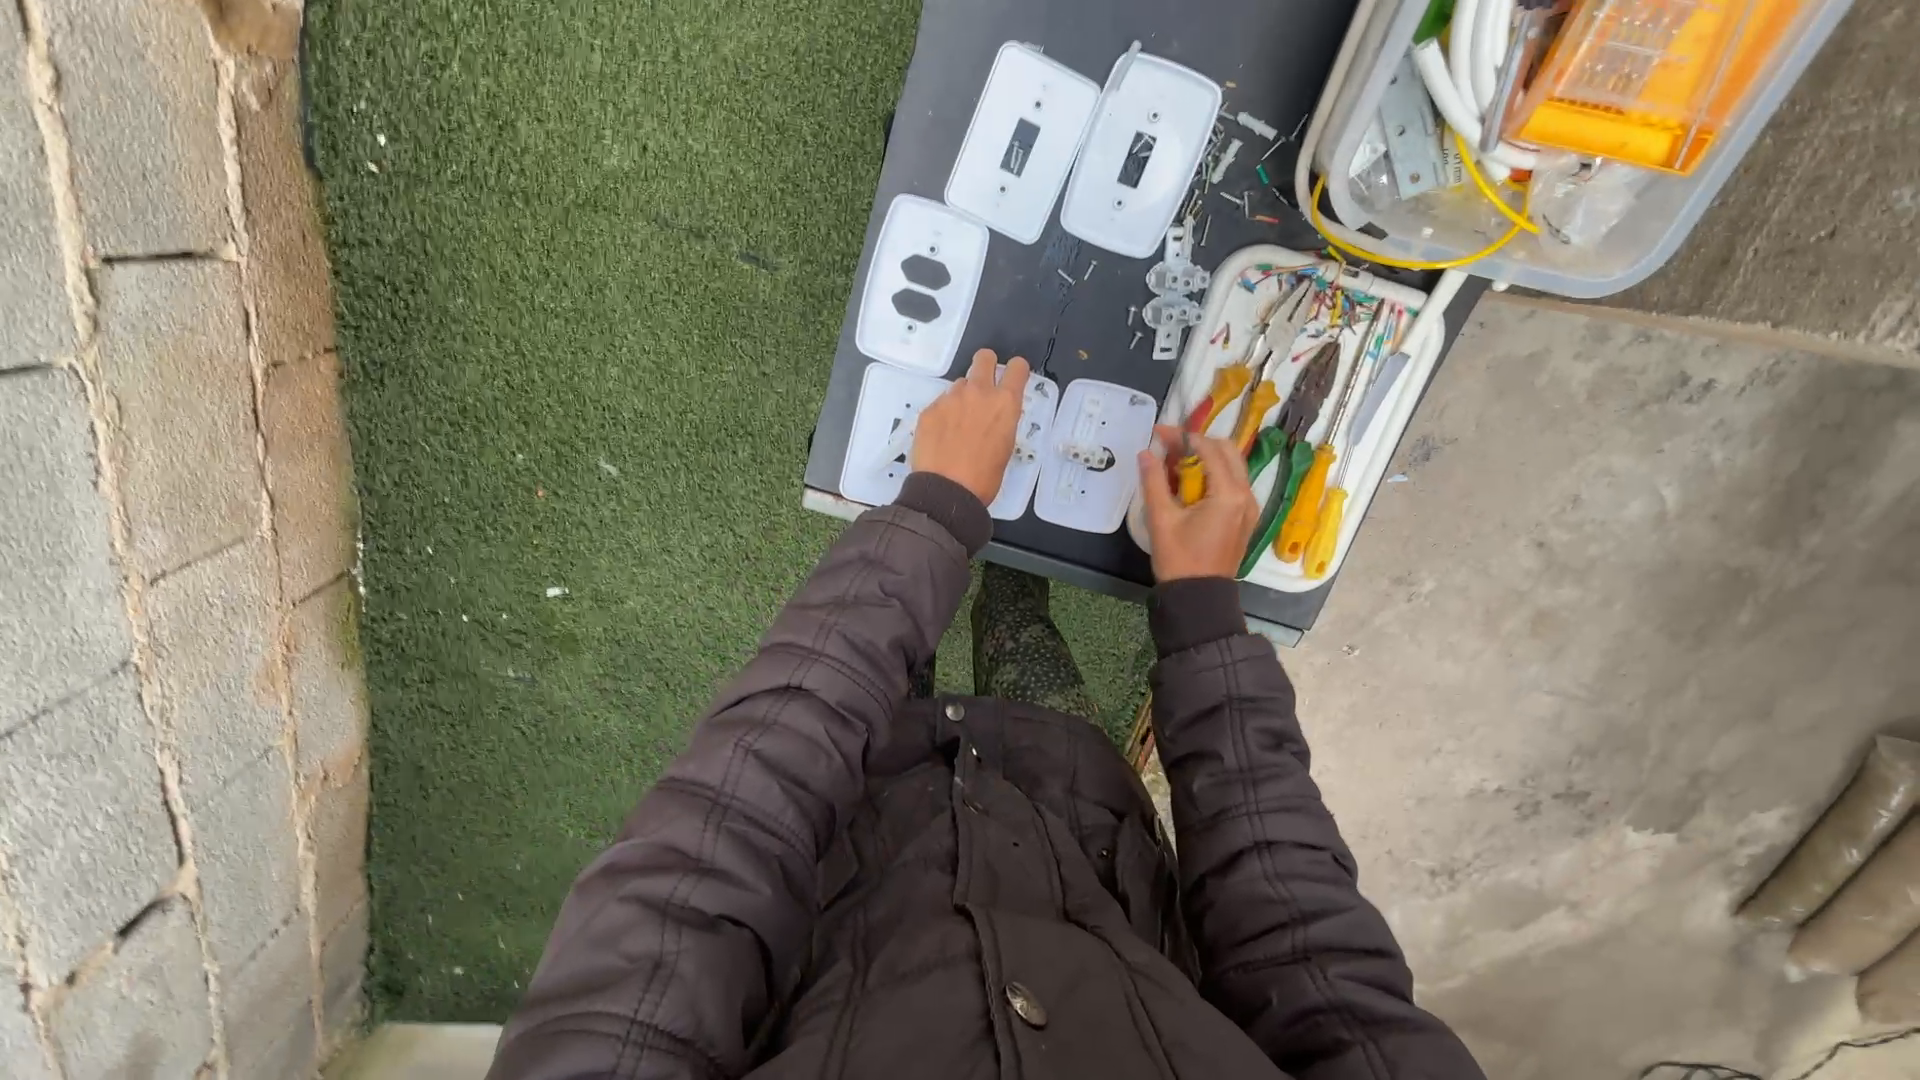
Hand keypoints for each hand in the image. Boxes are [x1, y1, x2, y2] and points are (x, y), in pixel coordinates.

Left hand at [911, 349, 1031, 503]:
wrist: (946, 491)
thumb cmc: (984, 478)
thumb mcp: (1005, 447)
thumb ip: (1001, 421)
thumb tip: (992, 416)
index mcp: (1005, 404)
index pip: (1017, 368)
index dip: (1015, 371)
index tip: (1011, 378)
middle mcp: (979, 393)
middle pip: (984, 358)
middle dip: (986, 367)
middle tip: (983, 388)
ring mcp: (950, 399)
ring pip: (959, 384)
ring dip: (961, 397)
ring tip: (957, 425)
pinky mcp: (929, 410)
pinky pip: (940, 403)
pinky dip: (943, 415)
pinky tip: (941, 437)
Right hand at [1136, 425, 1259, 581]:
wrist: (1199, 597)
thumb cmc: (1179, 559)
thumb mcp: (1161, 519)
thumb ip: (1154, 481)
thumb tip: (1146, 452)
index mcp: (1228, 494)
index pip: (1208, 448)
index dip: (1182, 436)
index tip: (1158, 433)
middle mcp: (1246, 495)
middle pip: (1227, 450)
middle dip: (1198, 443)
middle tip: (1168, 448)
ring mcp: (1249, 507)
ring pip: (1232, 466)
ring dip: (1206, 458)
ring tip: (1176, 466)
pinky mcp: (1245, 517)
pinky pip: (1232, 484)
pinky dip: (1214, 475)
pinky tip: (1190, 485)